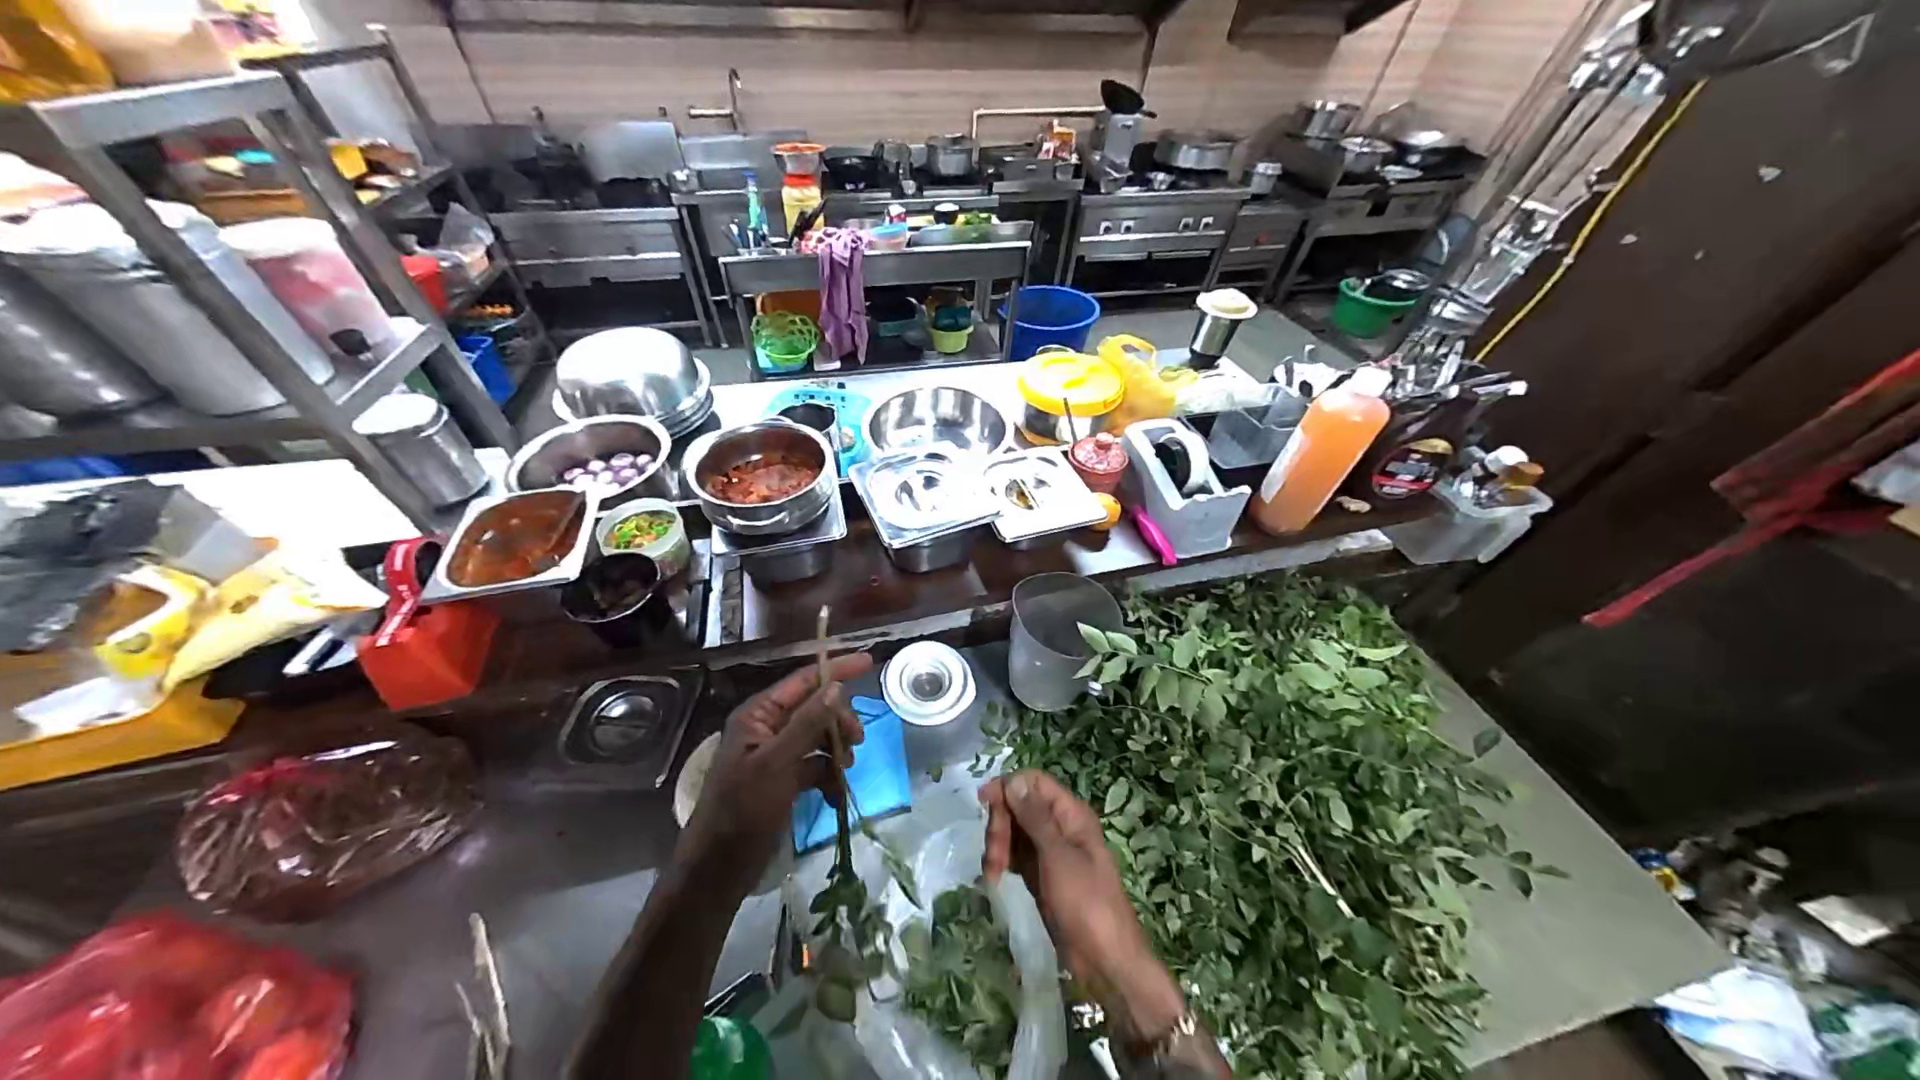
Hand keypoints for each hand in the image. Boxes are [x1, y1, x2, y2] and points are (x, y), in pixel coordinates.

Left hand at [677, 653, 872, 898]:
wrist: (719, 869)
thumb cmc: (742, 810)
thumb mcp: (777, 764)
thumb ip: (807, 724)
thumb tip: (836, 687)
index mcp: (758, 715)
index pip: (803, 680)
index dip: (836, 669)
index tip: (869, 661)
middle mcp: (768, 728)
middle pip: (816, 708)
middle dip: (839, 721)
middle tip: (857, 741)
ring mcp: (777, 755)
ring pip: (820, 737)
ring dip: (837, 750)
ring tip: (844, 772)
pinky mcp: (785, 779)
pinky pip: (817, 765)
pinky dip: (829, 777)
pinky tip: (836, 797)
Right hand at [979, 770, 1185, 1041]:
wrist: (1105, 960)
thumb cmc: (1086, 902)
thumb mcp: (1058, 856)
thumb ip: (1034, 817)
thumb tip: (1012, 780)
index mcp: (1070, 814)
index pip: (1033, 781)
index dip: (1008, 787)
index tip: (984, 804)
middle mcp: (1059, 826)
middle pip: (1018, 805)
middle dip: (1000, 825)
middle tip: (994, 858)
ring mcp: (1048, 851)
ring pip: (1013, 830)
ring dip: (998, 846)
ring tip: (993, 875)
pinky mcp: (1040, 874)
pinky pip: (1014, 854)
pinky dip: (1002, 861)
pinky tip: (994, 878)